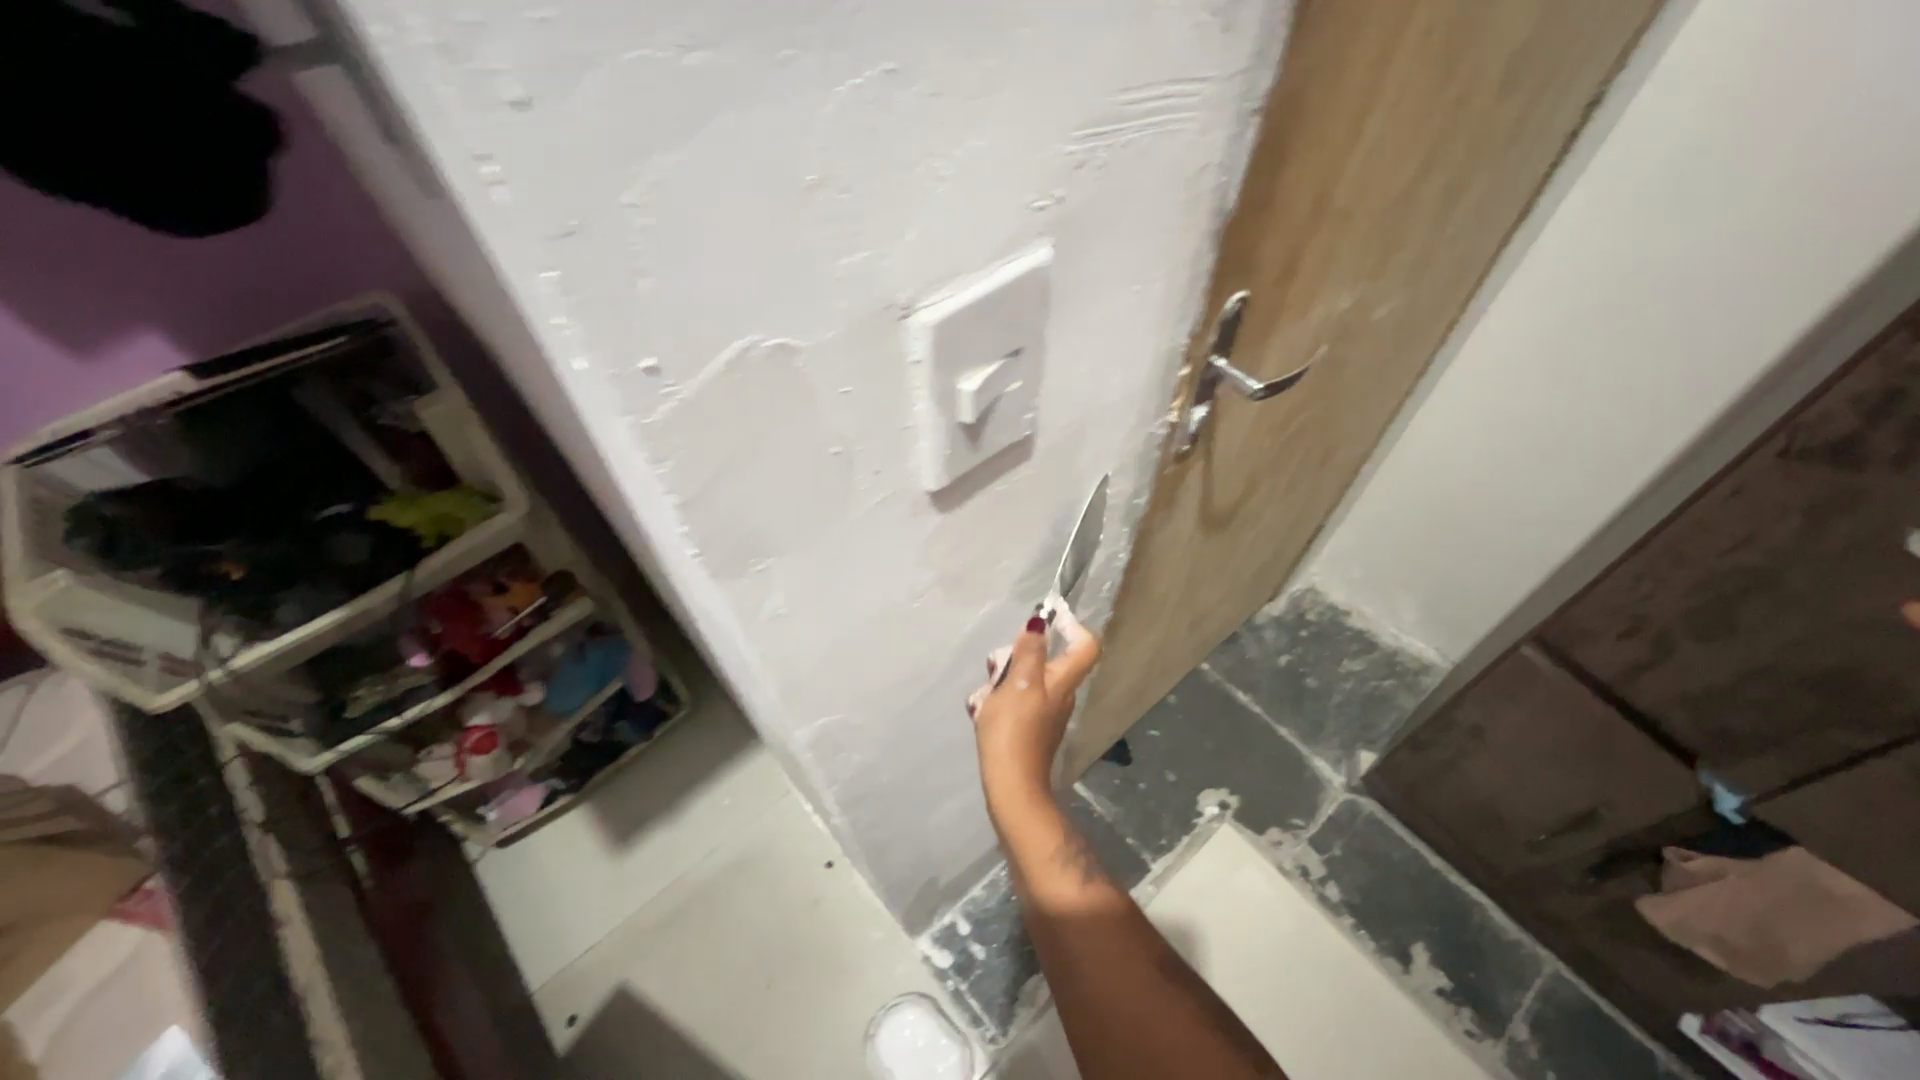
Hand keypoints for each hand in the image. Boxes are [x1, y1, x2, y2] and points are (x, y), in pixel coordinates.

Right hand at [967, 602, 1100, 812]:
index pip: (1085, 645)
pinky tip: (980, 712)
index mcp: (1063, 681)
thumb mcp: (1017, 684)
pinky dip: (995, 702)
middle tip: (995, 667)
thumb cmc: (1014, 730)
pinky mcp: (1027, 728)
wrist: (1011, 785)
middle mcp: (1059, 694)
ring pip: (1022, 680)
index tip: (1046, 616)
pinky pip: (1012, 702)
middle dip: (1015, 656)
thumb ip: (1028, 651)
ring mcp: (1044, 713)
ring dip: (999, 681)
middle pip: (1044, 660)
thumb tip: (1040, 622)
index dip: (1071, 625)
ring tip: (982, 697)